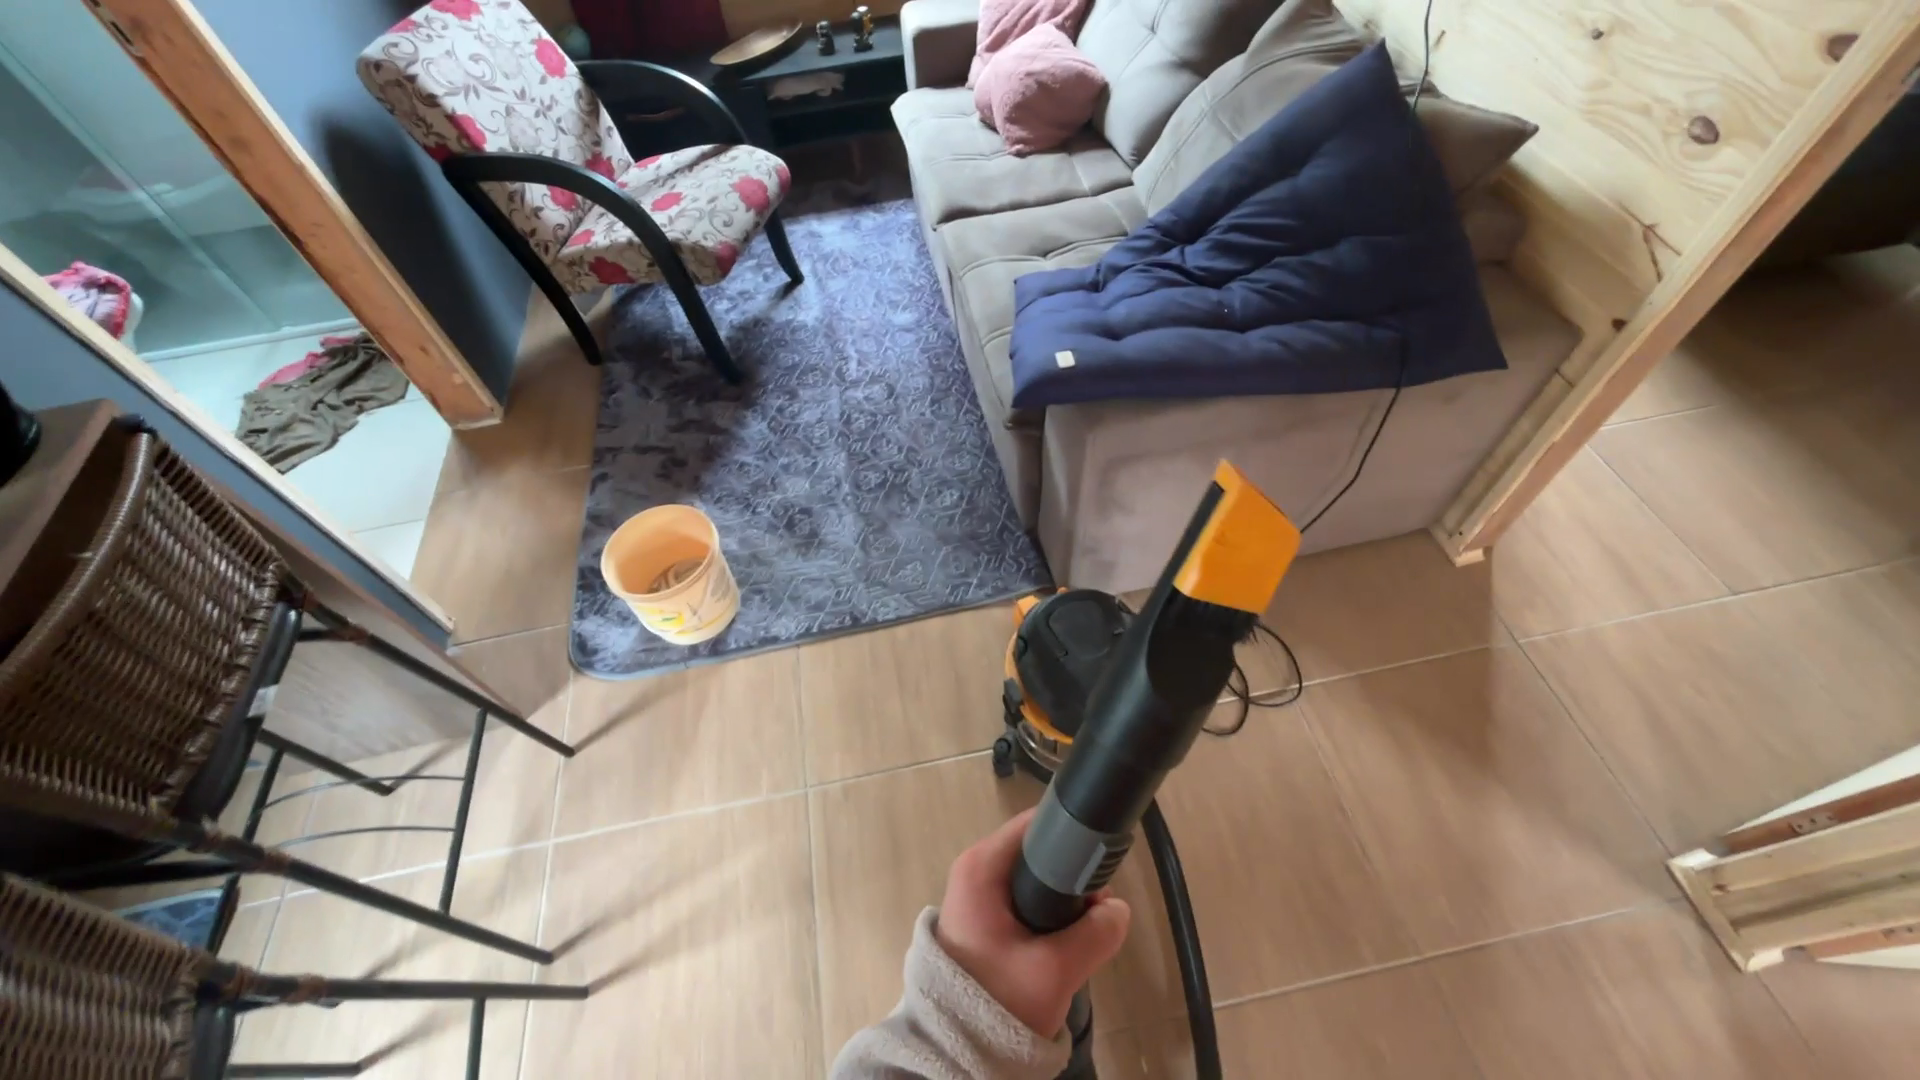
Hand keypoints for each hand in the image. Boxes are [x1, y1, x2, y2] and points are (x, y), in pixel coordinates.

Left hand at [933, 807, 1131, 1037]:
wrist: (955, 1048)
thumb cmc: (997, 998)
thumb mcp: (1054, 971)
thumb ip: (1096, 934)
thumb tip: (1118, 909)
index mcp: (981, 866)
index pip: (1037, 825)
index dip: (1073, 840)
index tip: (1101, 873)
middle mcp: (976, 870)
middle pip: (1040, 852)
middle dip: (1073, 880)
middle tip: (1095, 914)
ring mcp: (978, 894)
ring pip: (1037, 879)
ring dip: (1064, 904)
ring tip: (1082, 935)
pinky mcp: (985, 919)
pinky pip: (1028, 901)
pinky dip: (1050, 918)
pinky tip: (1063, 944)